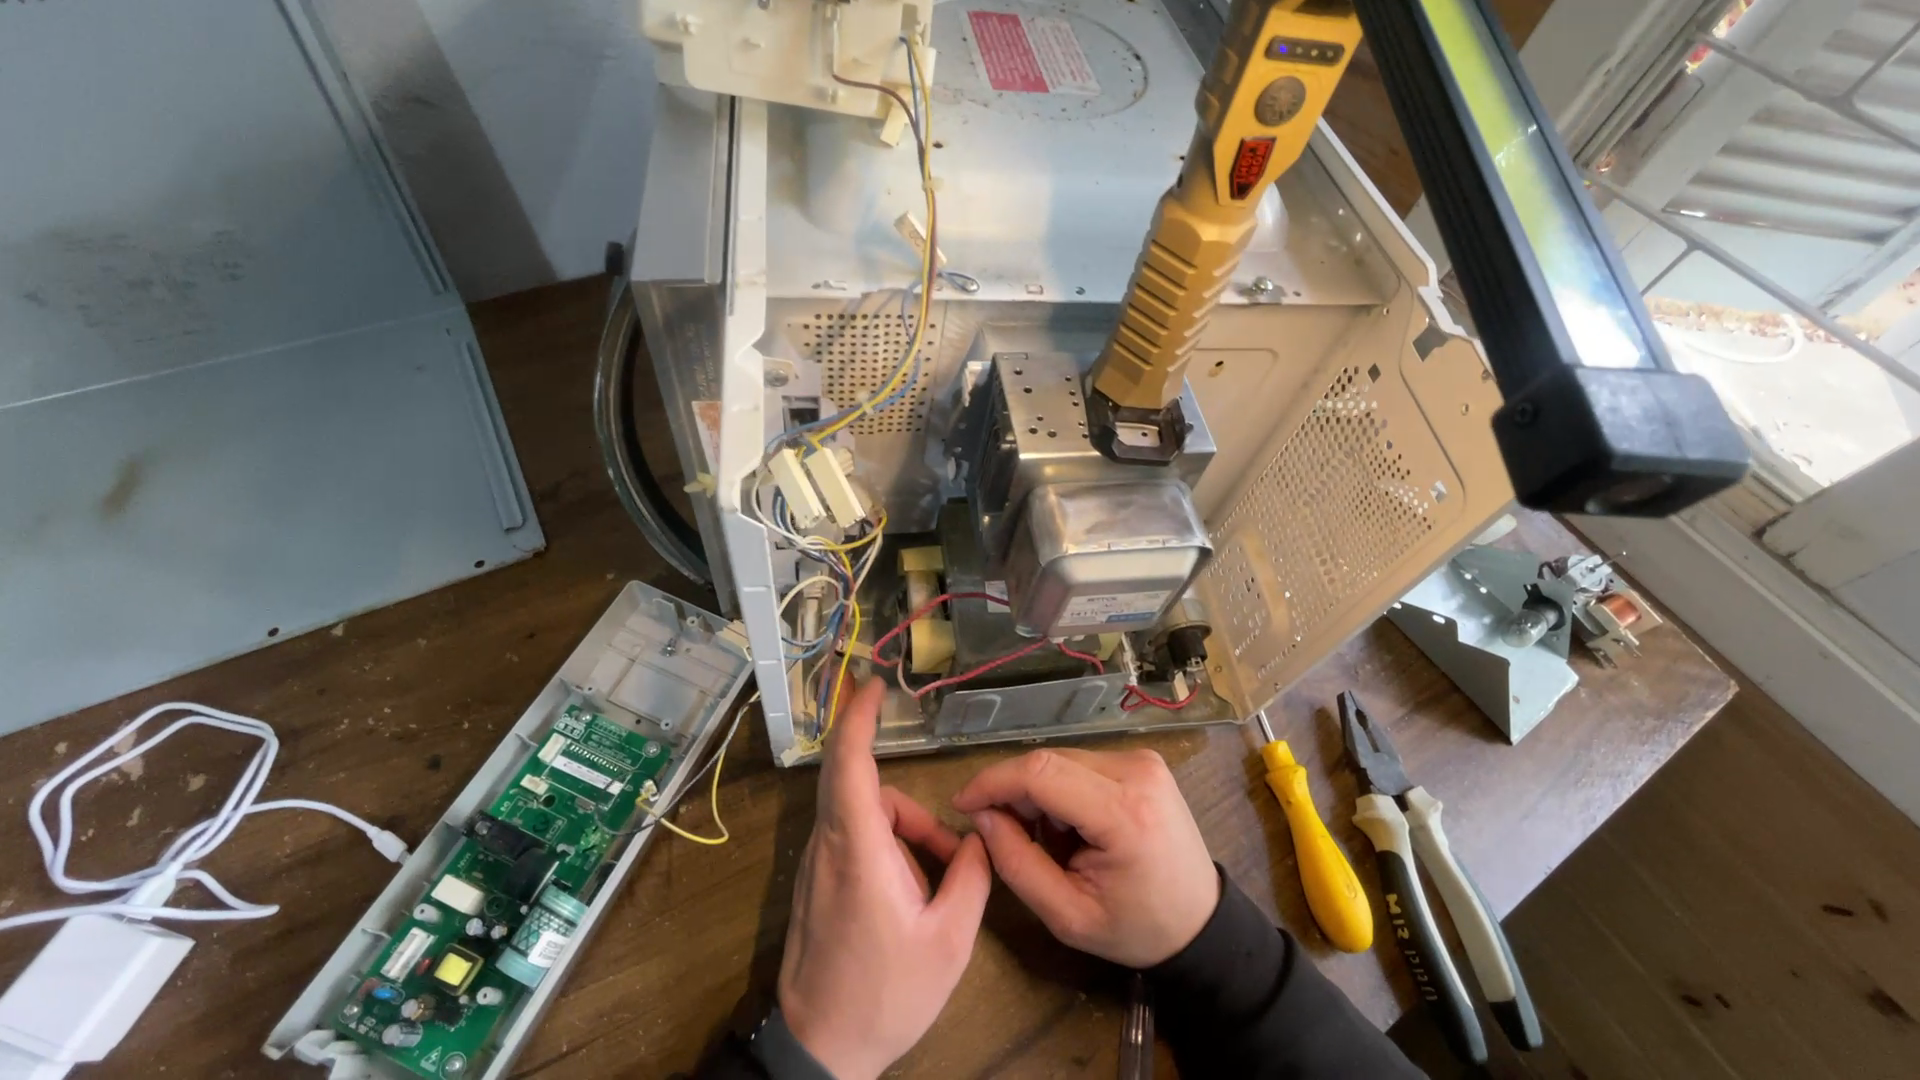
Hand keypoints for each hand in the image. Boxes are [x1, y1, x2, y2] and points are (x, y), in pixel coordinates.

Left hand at [777, 678, 992, 1079]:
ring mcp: (817, 865)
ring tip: (944, 865)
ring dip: (901, 821)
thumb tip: (980, 840)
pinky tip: (916, 881)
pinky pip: (852, 837)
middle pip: (853, 780)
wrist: (819, 1049)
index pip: (850, 766)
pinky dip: (886, 839)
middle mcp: (829, 846)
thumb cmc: (885, 992)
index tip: (869, 684)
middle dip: (875, 751)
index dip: (856, 718)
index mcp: (859, 851)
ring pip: (858, 811)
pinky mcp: (817, 883)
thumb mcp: (950, 940)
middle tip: (901, 729)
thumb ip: (972, 878)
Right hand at [951, 748, 1218, 968]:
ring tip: (1050, 841)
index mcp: (1124, 813)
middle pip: (1048, 761)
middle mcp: (1136, 771)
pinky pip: (1081, 763)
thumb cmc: (1136, 928)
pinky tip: (1071, 827)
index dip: (992, 783)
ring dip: (1039, 794)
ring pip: (1061, 760)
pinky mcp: (1144, 761)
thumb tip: (980, 815)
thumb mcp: (1067, 915)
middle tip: (1004, 835)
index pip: (1040, 773)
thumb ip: (1016, 863)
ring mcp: (1143, 761)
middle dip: (1014, 794)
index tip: (962, 806)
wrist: (1202, 924)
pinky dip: (1062, 790)